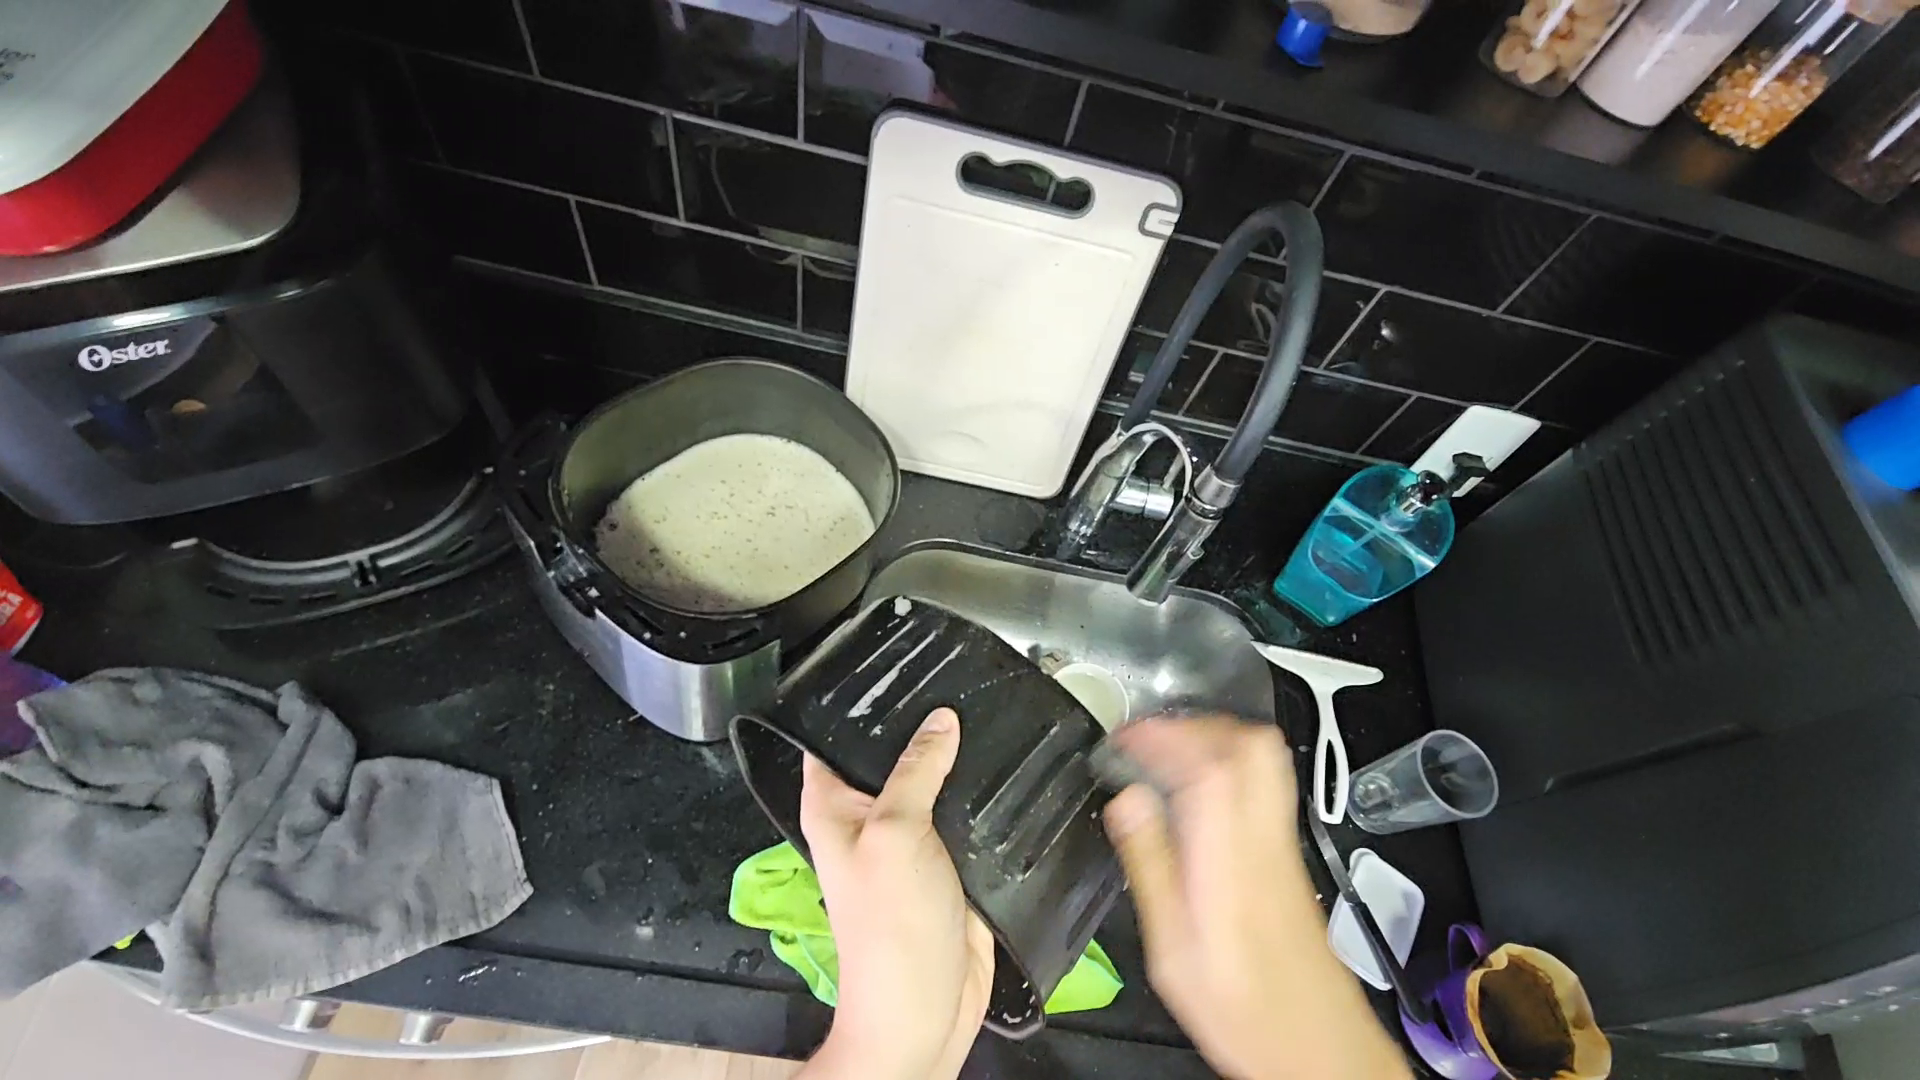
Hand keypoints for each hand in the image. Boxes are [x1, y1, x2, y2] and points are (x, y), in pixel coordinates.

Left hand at [797, 707, 994, 1079]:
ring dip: (957, 753)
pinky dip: (982, 788)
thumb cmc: (890, 922)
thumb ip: (916, 770)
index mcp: (833, 803)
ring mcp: (912, 834)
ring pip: (935, 777)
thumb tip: (941, 718)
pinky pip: (964, 809)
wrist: (926, 1008)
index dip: (859, 698)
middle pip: (893, 751)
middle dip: (923, 719)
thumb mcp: (894, 832)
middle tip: (958, 671)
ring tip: (988, 700)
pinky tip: (1007, 754)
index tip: (895, 659)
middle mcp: (869, 812)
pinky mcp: (950, 856)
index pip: (834, 732)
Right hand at [1103, 716, 1410, 1079]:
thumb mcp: (1174, 948)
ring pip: (1265, 758)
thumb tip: (1125, 800)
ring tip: (1172, 748)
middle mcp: (1265, 836)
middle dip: (1195, 725)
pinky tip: (1199, 785)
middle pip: (1250, 745)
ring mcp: (1284, 842)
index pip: (1209, 764)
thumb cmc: (1243, 1008)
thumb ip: (1150, 866)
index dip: (1166, 735)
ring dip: (1215, 737)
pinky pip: (1265, 781)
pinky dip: (1229, 761)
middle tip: (1152, 735)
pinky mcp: (1289, 855)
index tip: (1128, 735)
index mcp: (1231, 855)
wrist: (1323, 1049)